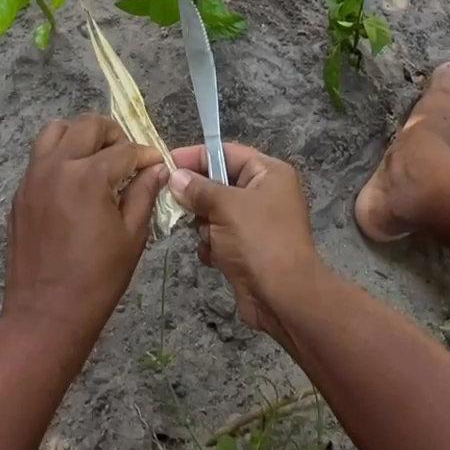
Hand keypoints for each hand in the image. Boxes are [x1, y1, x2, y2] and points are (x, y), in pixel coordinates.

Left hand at [4, 113, 167, 336]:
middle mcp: (56, 167)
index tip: (156, 165)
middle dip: (113, 135)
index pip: (125, 150)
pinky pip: (39, 159)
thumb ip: (144, 193)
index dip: (146, 156)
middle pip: (87, 125)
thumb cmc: (96, 279)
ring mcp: (32, 178)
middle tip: (127, 158)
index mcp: (88, 176)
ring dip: (79, 137)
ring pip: (54, 131)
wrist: (45, 315)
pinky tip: (74, 185)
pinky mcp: (19, 194)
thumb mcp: (132, 235)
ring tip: (96, 160)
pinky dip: (59, 158)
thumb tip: (156, 169)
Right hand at [168, 143, 321, 337]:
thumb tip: (175, 177)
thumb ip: (198, 189)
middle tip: (173, 201)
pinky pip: (218, 237)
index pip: (226, 152)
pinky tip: (213, 256)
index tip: (167, 162)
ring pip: (214, 212)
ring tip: (208, 236)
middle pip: (218, 183)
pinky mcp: (246, 248)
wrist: (283, 296)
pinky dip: (211, 245)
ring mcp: (255, 222)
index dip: (196, 156)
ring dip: (204, 225)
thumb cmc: (259, 240)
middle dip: (198, 196)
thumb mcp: (226, 206)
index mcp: (268, 173)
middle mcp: (263, 193)